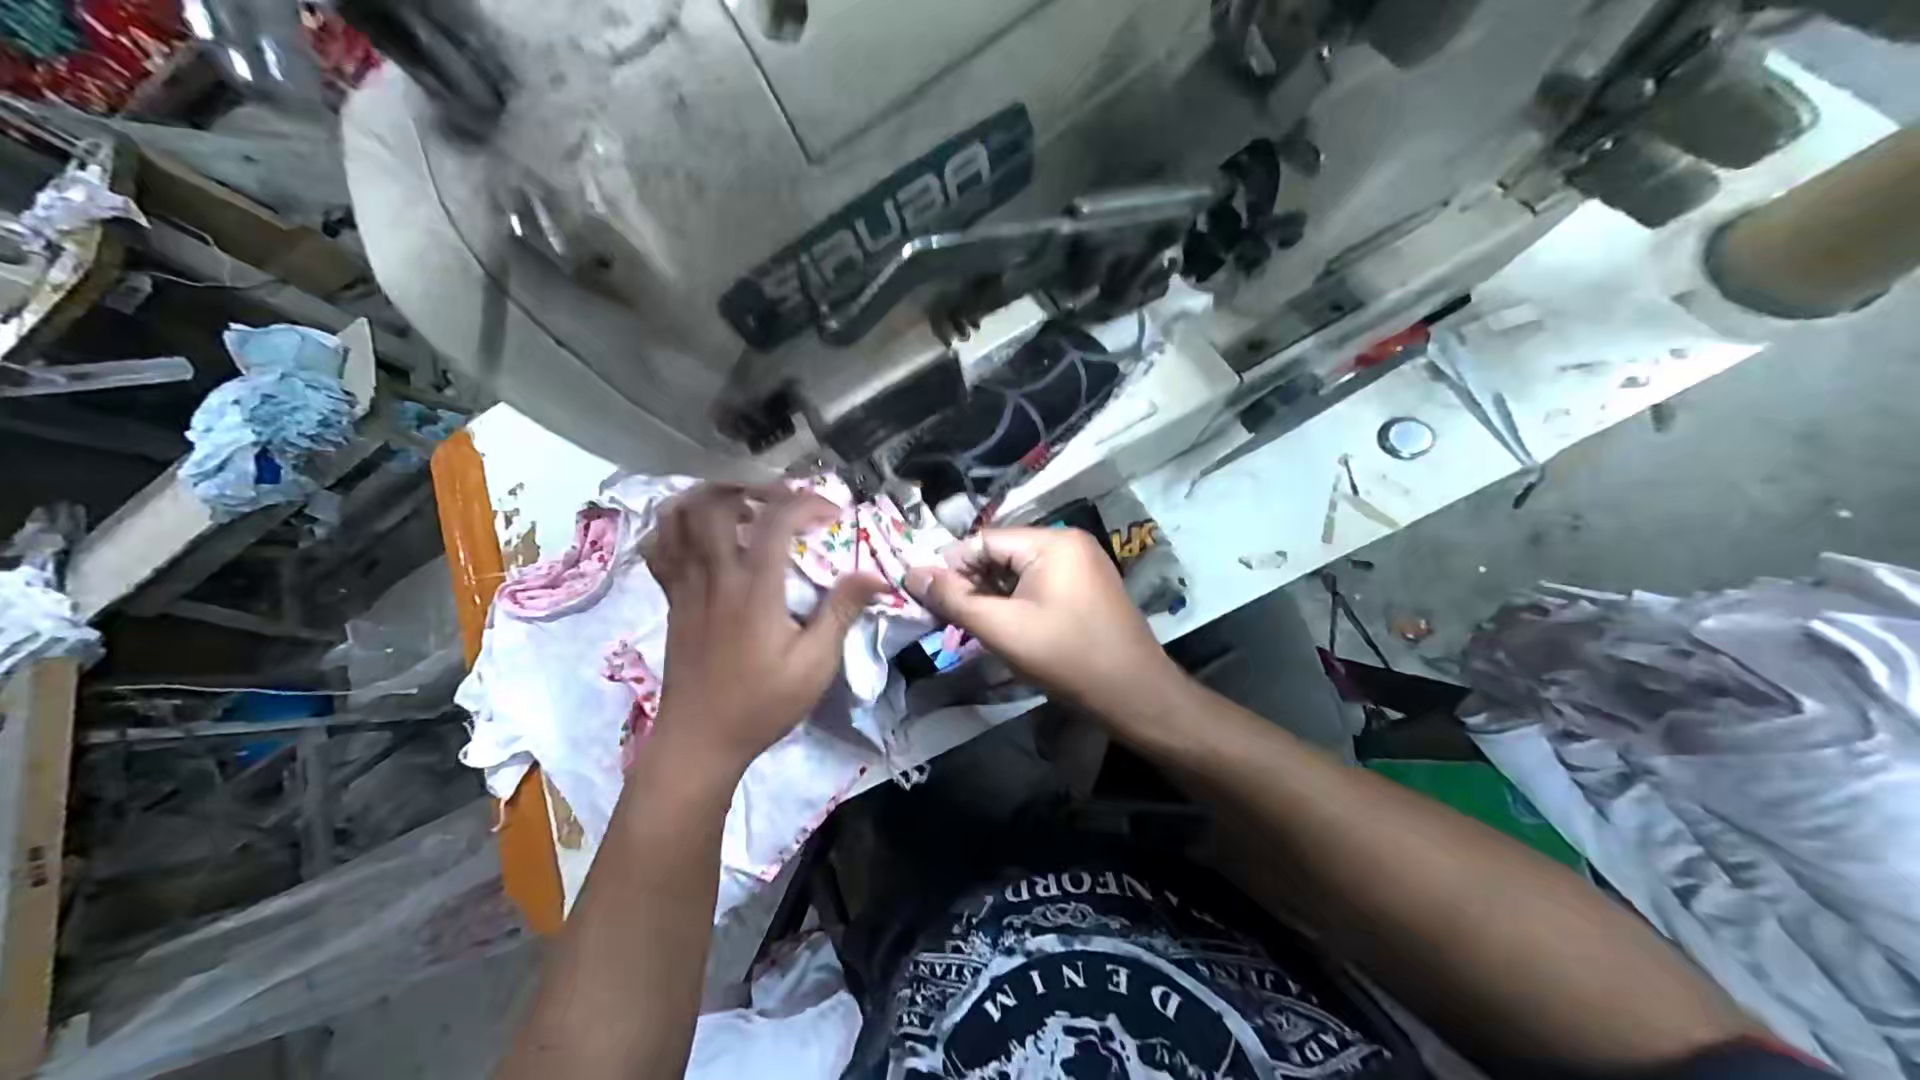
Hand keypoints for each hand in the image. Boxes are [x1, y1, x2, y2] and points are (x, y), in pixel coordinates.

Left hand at [644, 484, 884, 778]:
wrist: (700, 740)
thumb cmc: (762, 704)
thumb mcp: (815, 665)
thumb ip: (842, 613)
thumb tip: (876, 576)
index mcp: (755, 590)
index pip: (775, 519)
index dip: (807, 502)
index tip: (833, 513)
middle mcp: (715, 577)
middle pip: (715, 502)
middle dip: (750, 486)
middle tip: (781, 499)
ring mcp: (686, 586)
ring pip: (679, 517)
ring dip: (709, 498)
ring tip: (740, 504)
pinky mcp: (671, 600)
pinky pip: (660, 548)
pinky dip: (676, 527)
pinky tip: (700, 533)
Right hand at [905, 528, 1182, 717]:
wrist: (1135, 695)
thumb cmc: (1066, 658)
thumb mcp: (1002, 629)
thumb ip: (954, 599)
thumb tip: (911, 574)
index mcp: (1052, 542)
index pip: (983, 541)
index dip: (950, 567)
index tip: (926, 596)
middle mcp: (1069, 543)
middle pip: (1001, 554)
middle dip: (971, 583)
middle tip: (946, 616)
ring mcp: (1082, 565)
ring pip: (1018, 571)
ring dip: (991, 595)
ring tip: (971, 625)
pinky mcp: (1087, 587)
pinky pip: (1039, 584)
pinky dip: (1016, 602)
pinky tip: (1003, 626)